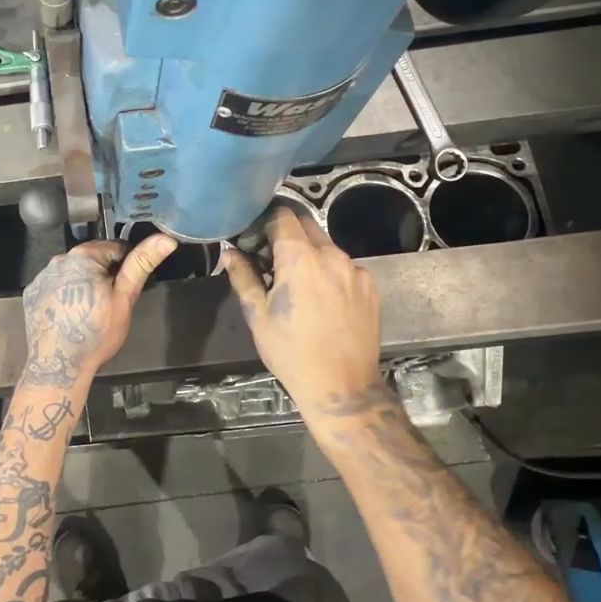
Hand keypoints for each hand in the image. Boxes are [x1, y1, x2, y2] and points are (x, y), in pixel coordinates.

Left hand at [20, 234, 176, 388]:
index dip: (125, 266)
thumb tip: (165, 239)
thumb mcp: (124, 298)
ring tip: (88, 312)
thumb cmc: (95, 333)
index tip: (125, 287)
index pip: (115, 247)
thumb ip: (141, 264)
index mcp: (83, 256)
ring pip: (71, 273)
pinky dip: (63, 295)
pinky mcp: (32, 293)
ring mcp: (42, 277)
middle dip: (102, 275)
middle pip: (91, 259)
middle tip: (108, 303)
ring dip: (81, 283)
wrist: (58, 365)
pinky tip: (69, 315)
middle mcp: (58, 260)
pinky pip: (54, 286)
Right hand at [223, 207, 380, 407]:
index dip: (264, 223)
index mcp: (301, 260)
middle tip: (270, 261)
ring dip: (308, 255)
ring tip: (296, 285)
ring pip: (326, 247)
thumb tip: (229, 253)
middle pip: (306, 226)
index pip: (282, 216)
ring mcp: (356, 270)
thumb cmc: (291, 352)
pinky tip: (321, 300)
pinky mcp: (370, 286)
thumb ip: (243, 277)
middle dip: (286, 235)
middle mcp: (332, 256)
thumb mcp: (258, 315)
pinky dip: (329, 273)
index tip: (253, 240)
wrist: (341, 385)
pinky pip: (344, 267)